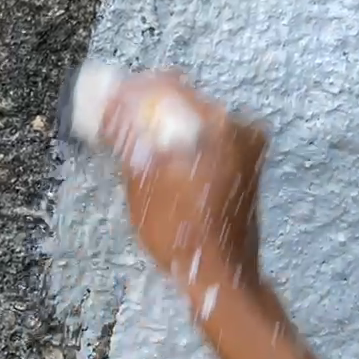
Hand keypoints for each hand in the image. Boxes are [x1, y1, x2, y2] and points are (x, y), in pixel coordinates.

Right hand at [94, 70, 268, 294]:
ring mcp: (247, 145)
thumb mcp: (140, 180)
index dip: (133, 89)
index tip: (110, 98)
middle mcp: (236, 127)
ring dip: (166, 124)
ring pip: (196, 119)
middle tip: (117, 119)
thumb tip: (112, 108)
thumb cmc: (180, 232)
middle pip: (183, 99)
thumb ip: (129, 136)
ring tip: (134, 140)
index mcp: (211, 125)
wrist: (220, 273)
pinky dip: (184, 141)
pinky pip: (210, 137)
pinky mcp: (248, 163)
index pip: (166, 85)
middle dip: (148, 107)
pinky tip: (161, 156)